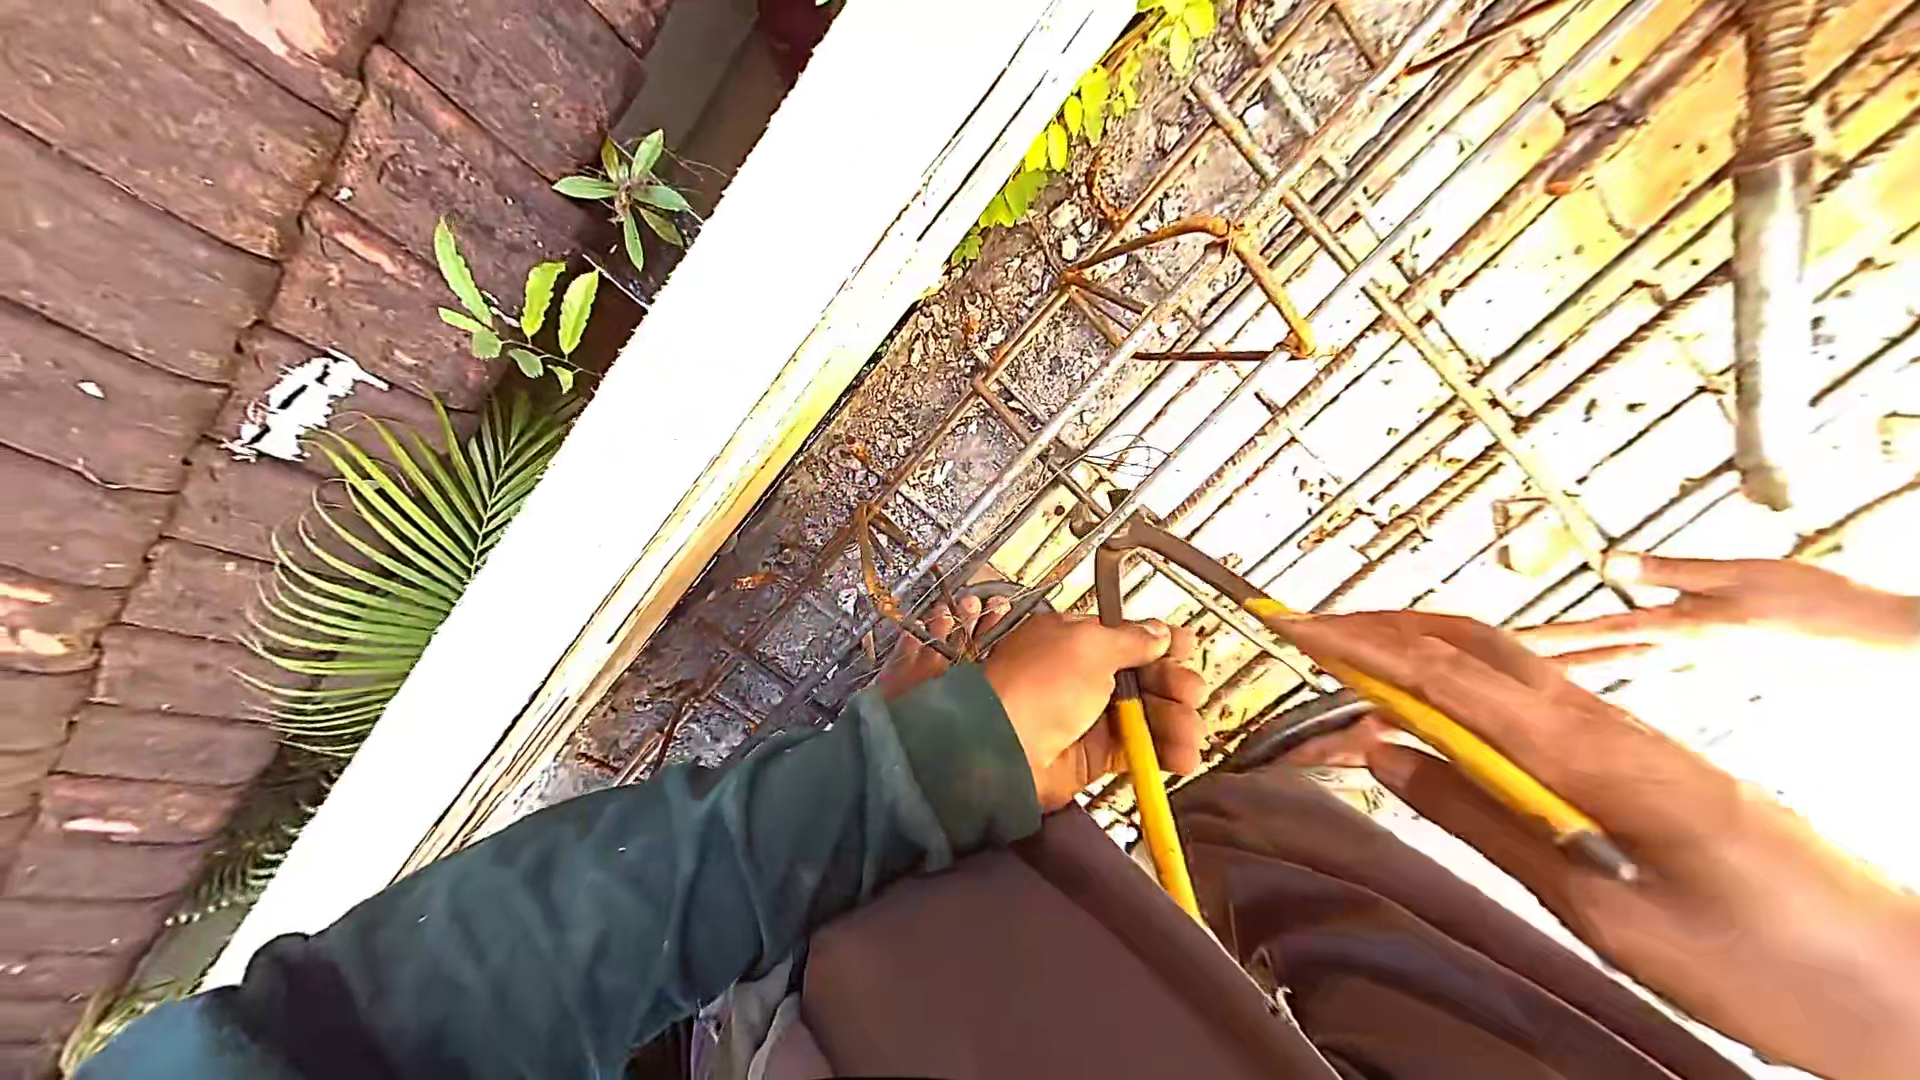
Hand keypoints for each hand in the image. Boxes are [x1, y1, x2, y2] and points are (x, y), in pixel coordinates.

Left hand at [981, 613, 1204, 809]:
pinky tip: (1183, 758)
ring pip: (1148, 713)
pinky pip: (1139, 748)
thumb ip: (1130, 639)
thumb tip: (1160, 632)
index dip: (1162, 641)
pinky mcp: (1097, 753)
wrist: (1004, 748)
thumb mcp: (1087, 646)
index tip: (1188, 649)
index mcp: (1077, 638)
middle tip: (1191, 693)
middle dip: (1174, 683)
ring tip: (1190, 734)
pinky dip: (1163, 752)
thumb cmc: (1039, 685)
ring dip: (1176, 721)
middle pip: (1145, 674)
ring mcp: (1091, 713)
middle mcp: (1085, 673)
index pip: (1129, 635)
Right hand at [1285, 612, 1919, 1079]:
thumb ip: (1480, 819)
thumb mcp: (1600, 909)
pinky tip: (1414, 699)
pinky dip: (1442, 675)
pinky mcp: (1616, 741)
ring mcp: (1609, 724)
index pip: (1440, 675)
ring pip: (1485, 652)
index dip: (1357, 647)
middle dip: (1373, 625)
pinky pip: (1509, 688)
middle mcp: (1593, 719)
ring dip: (1404, 641)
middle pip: (1461, 639)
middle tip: (1304, 629)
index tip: (1294, 628)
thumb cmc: (1764, 968)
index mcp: (1585, 755)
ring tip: (1343, 653)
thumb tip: (1381, 757)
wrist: (1919, 992)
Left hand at [1520, 553, 1919, 667]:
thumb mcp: (1737, 574)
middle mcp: (1677, 653)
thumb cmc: (1817, 604)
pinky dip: (1617, 666)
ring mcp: (1696, 665)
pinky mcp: (1716, 667)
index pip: (1593, 633)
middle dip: (1545, 662)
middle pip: (1595, 658)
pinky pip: (1651, 667)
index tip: (1505, 642)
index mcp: (1677, 630)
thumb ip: (1668, 570)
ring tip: (1533, 669)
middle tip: (1498, 666)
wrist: (1889, 644)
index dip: (1546, 637)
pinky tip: (1601, 669)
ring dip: (1575, 666)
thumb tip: (1609, 562)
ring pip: (1619, 665)